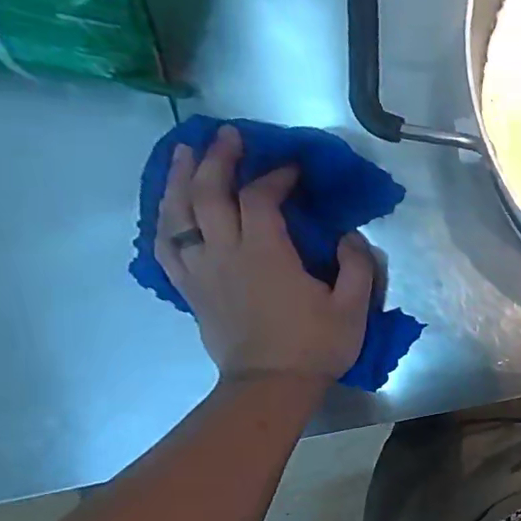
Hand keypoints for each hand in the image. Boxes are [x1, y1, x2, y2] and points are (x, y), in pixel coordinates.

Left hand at [154, 125, 373, 384]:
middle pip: (209, 195)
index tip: (292, 167)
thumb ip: (355, 265)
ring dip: (181, 178)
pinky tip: (169, 206)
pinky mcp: (190, 289)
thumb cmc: (316, 346)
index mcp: (266, 255)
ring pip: (177, 214)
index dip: (275, 176)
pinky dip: (164, 219)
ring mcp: (201, 271)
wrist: (270, 386)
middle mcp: (225, 254)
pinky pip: (166, 246)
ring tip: (187, 153)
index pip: (260, 199)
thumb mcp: (353, 306)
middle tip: (228, 135)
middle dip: (219, 160)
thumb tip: (347, 235)